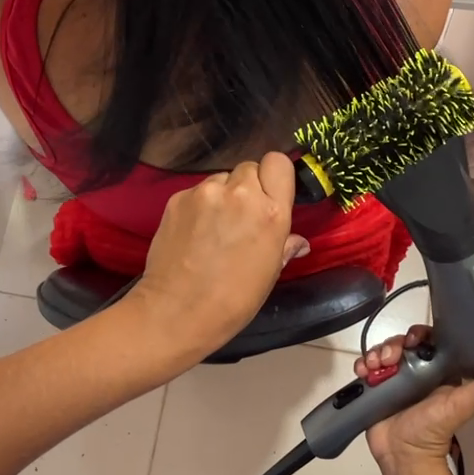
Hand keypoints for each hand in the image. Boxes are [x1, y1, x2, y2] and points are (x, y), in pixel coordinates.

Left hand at [132, 154, 308, 358]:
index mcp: (271, 212)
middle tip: (240, 217)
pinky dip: (198, 206)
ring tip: (213, 229)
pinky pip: (196, 192)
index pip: (278, 162)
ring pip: (221, 180)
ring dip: (222, 196)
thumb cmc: (233, 301)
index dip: (273, 177)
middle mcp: (240, 193)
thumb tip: (297, 241)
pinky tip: (193, 233)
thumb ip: (283, 247)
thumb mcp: (269, 275)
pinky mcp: (178, 198)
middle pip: (249, 169)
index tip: (268, 196)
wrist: (176, 312)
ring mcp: (205, 192)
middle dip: (247, 188)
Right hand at [356, 326, 473, 474]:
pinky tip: (362, 372)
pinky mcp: (375, 387)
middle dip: (391, 345)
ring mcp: (393, 378)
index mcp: (438, 370)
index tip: (412, 339)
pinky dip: (362, 365)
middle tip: (388, 358)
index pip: (428, 339)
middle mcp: (415, 371)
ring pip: (382, 352)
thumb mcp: (461, 405)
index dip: (419, 333)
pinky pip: (366, 366)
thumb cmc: (433, 431)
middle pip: (401, 343)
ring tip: (373, 368)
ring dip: (375, 353)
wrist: (403, 457)